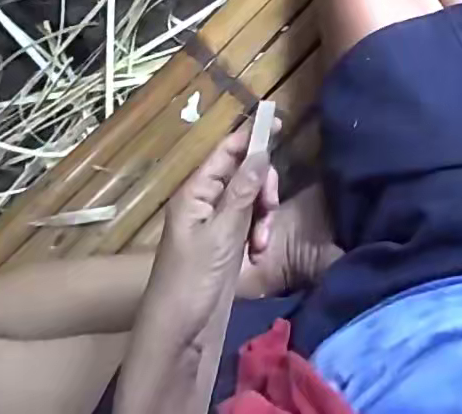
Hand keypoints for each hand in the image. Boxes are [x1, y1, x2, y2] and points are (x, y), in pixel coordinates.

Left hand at [148, 116, 280, 338]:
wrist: (180, 339)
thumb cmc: (193, 280)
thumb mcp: (221, 233)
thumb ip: (243, 190)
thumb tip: (261, 150)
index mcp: (195, 193)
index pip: (227, 151)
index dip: (252, 135)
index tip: (280, 123)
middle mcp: (206, 202)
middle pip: (246, 172)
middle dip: (264, 186)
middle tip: (270, 206)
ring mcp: (218, 223)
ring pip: (253, 197)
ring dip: (265, 212)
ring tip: (262, 239)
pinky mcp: (228, 242)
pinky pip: (253, 221)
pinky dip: (261, 230)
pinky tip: (259, 250)